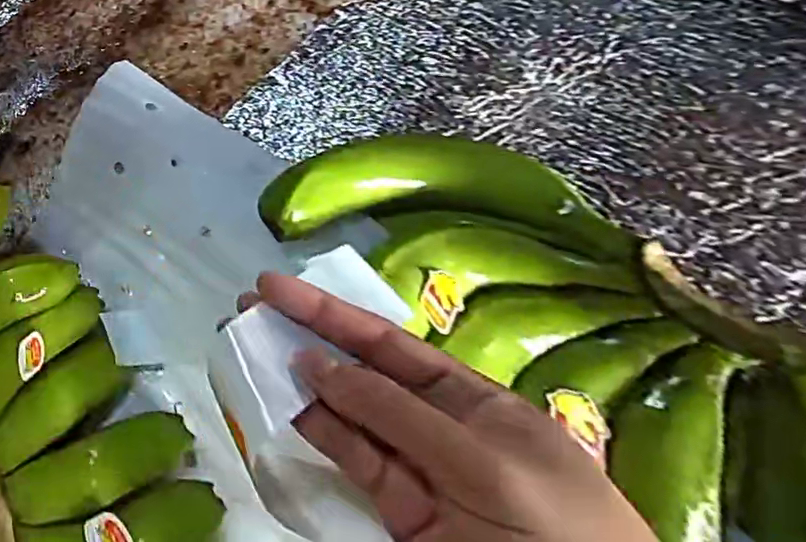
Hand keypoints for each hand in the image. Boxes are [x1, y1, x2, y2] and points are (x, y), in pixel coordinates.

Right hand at [243, 273, 657, 541]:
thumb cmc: (557, 535)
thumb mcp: (485, 465)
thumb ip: (396, 412)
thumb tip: (315, 364)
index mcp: (478, 402)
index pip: (391, 343)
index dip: (331, 312)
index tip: (277, 287)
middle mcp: (443, 428)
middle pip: (361, 370)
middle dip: (306, 335)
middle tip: (248, 308)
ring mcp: (420, 472)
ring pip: (346, 413)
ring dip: (297, 379)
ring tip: (248, 345)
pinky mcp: (402, 515)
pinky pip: (350, 459)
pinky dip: (313, 430)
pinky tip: (282, 402)